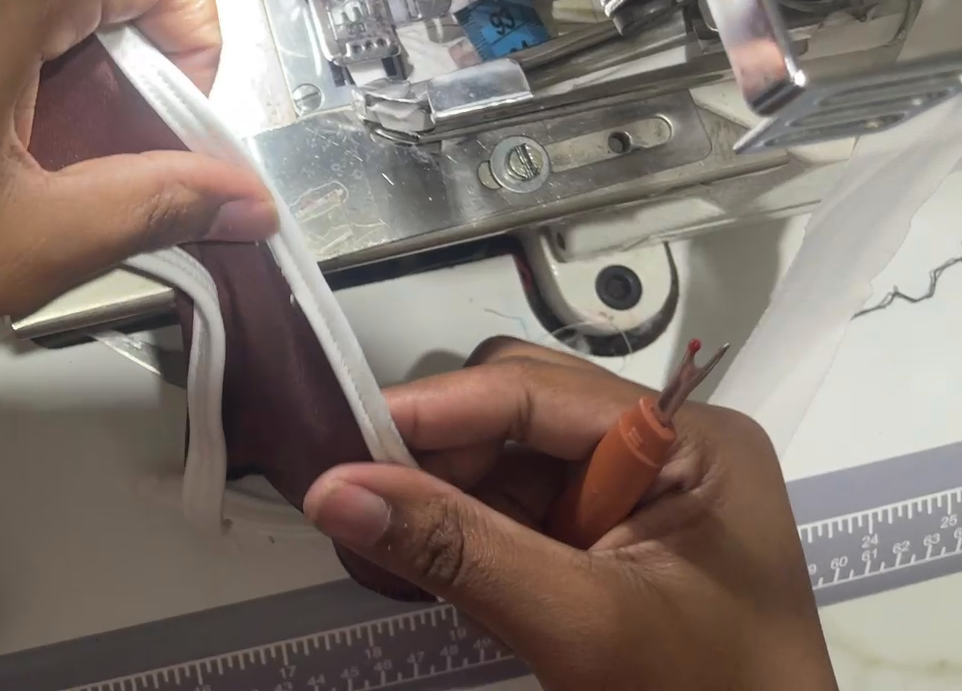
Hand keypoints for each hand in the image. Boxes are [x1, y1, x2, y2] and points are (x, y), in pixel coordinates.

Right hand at [305, 338, 835, 690]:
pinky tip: (453, 571)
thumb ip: (454, 548)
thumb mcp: (580, 626)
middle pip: (503, 405)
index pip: (527, 389)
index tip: (343, 441)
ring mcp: (625, 484)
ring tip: (410, 551)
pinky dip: (459, 526)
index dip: (429, 410)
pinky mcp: (596, 526)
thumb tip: (327, 490)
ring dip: (442, 494)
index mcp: (686, 440)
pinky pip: (499, 493)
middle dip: (439, 456)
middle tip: (376, 503)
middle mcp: (654, 442)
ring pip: (490, 448)